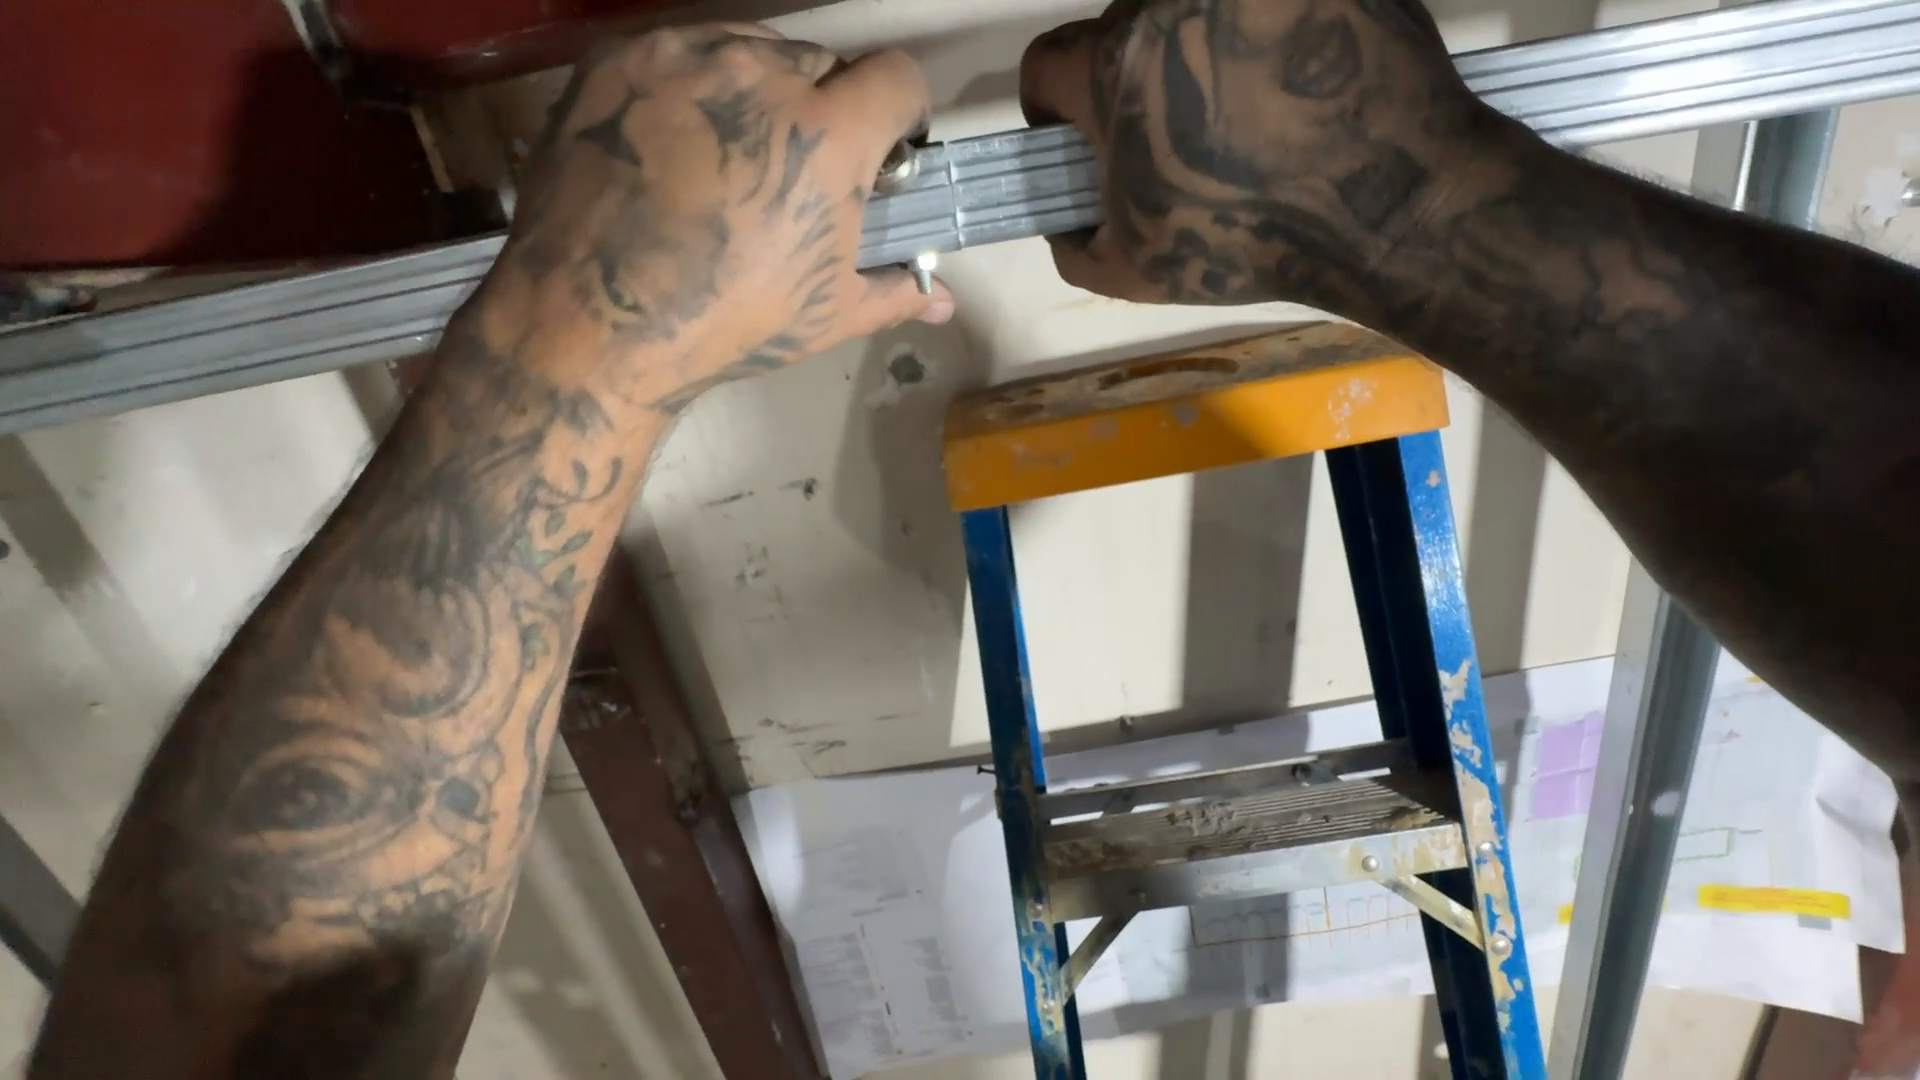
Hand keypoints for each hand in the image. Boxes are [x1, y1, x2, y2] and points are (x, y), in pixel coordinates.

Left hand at [484, 24, 952, 416]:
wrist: (595, 320)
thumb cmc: (729, 323)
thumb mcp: (827, 316)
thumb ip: (895, 293)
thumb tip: (941, 300)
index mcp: (828, 136)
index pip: (899, 76)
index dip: (902, 113)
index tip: (886, 149)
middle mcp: (762, 73)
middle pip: (826, 61)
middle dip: (831, 108)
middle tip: (803, 168)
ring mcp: (684, 55)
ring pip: (755, 48)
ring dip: (765, 91)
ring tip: (738, 156)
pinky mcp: (620, 56)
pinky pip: (685, 50)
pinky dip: (699, 85)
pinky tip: (681, 145)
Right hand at [1020, 0, 1523, 317]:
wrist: (1384, 208)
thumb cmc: (1243, 243)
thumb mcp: (1131, 272)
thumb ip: (1073, 245)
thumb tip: (1064, 220)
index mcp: (1114, 66)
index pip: (1047, 63)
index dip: (1051, 105)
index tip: (1075, 133)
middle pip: (1121, 33)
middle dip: (1130, 82)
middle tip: (1172, 136)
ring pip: (1189, 15)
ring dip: (1195, 53)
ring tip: (1240, 110)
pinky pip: (1258, 10)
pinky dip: (1260, 38)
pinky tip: (1288, 85)